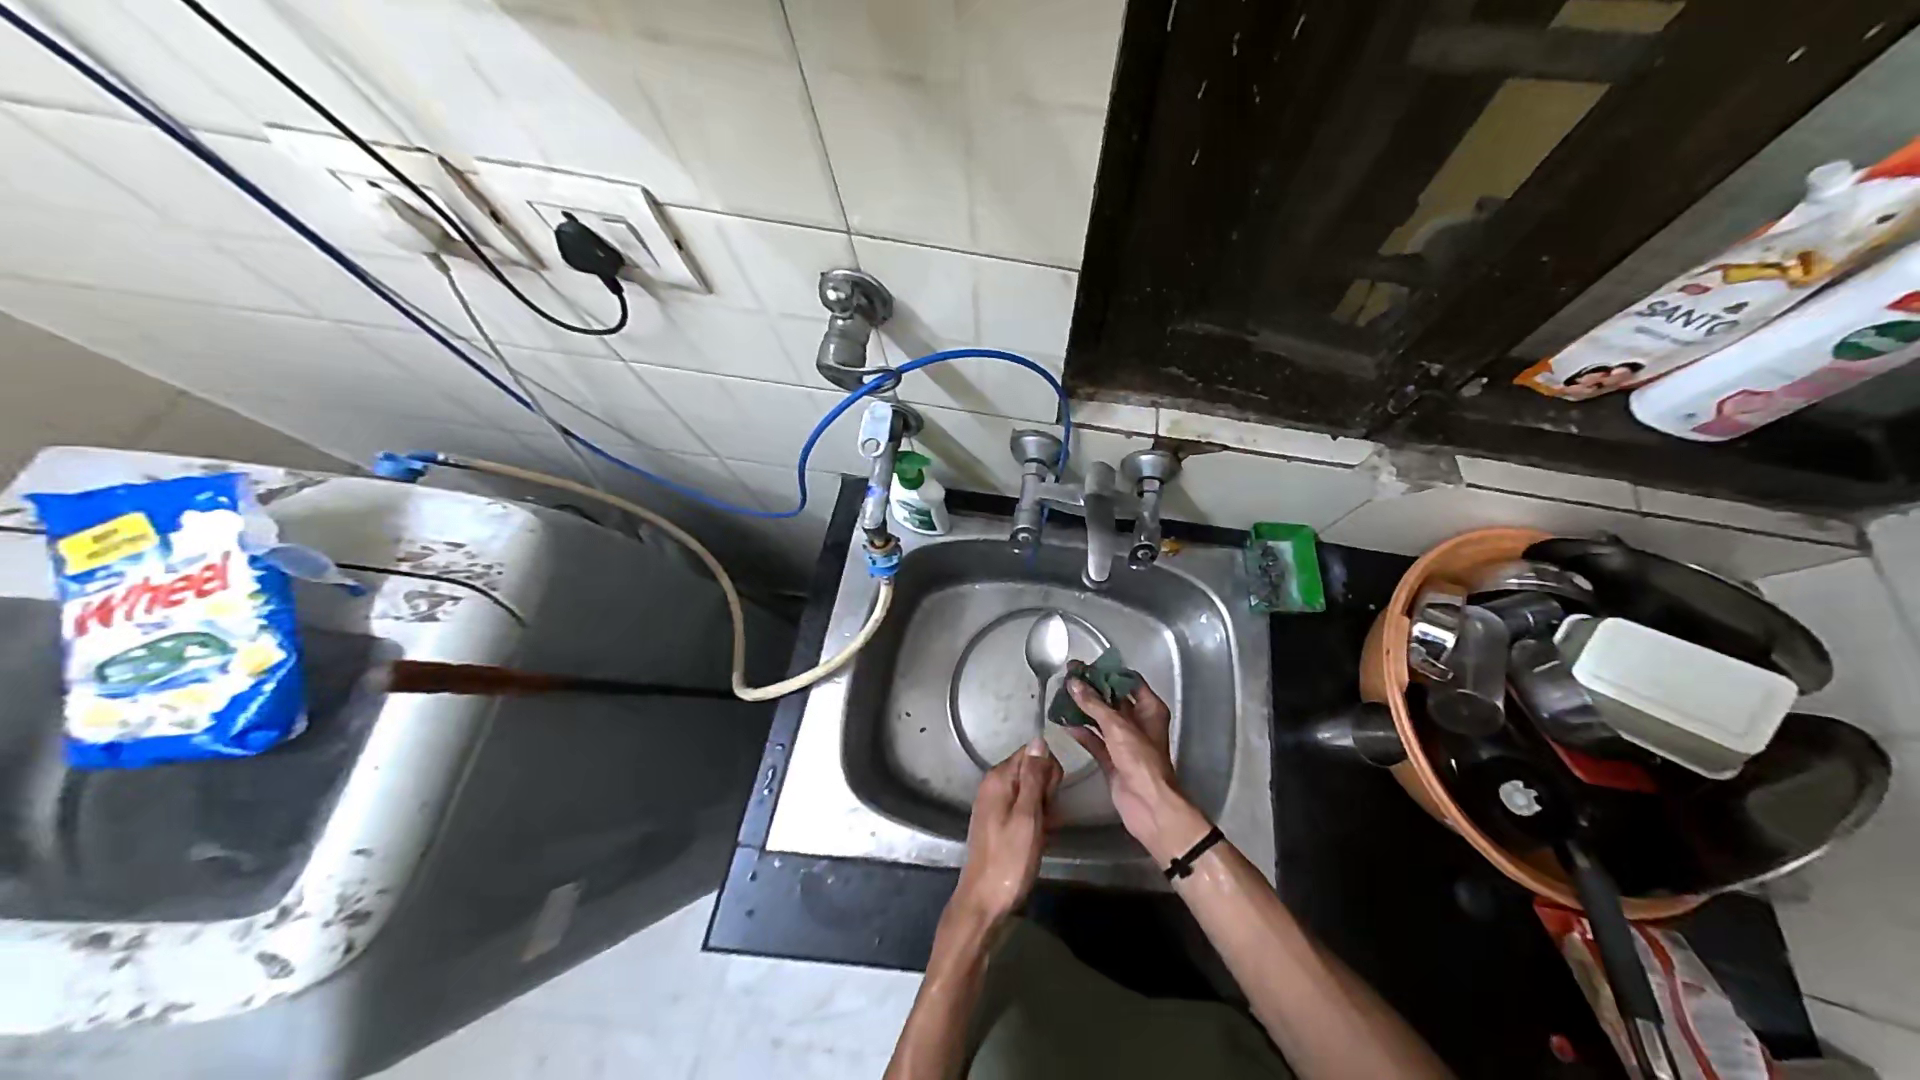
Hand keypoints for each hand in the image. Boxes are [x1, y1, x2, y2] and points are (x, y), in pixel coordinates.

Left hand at [951, 737, 1062, 925]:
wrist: (984, 902)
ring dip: (1044, 808)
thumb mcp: (1027, 817)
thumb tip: (1039, 740)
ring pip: (1031, 791)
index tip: (1050, 799)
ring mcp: (995, 803)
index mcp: (998, 778)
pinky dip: (1035, 820)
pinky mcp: (999, 822)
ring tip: (1043, 832)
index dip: (1048, 772)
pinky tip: (1039, 839)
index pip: (1032, 753)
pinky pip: (1024, 809)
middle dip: (1047, 791)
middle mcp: (994, 784)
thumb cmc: (1009, 860)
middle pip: (1032, 770)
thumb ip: (1034, 777)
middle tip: (1046, 819)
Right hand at [1065, 678, 1210, 863]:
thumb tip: (1074, 683)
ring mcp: (1125, 742)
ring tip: (1061, 697)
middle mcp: (1138, 723)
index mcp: (1149, 709)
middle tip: (1068, 678)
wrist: (1148, 804)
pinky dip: (1081, 732)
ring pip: (1101, 720)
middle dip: (1091, 690)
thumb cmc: (1141, 760)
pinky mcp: (1112, 759)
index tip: (1085, 666)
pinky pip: (1094, 740)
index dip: (1107, 672)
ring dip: (1083, 710)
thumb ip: (1093, 704)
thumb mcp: (1117, 726)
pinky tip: (1064, 723)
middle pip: (1112, 699)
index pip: (1128, 681)